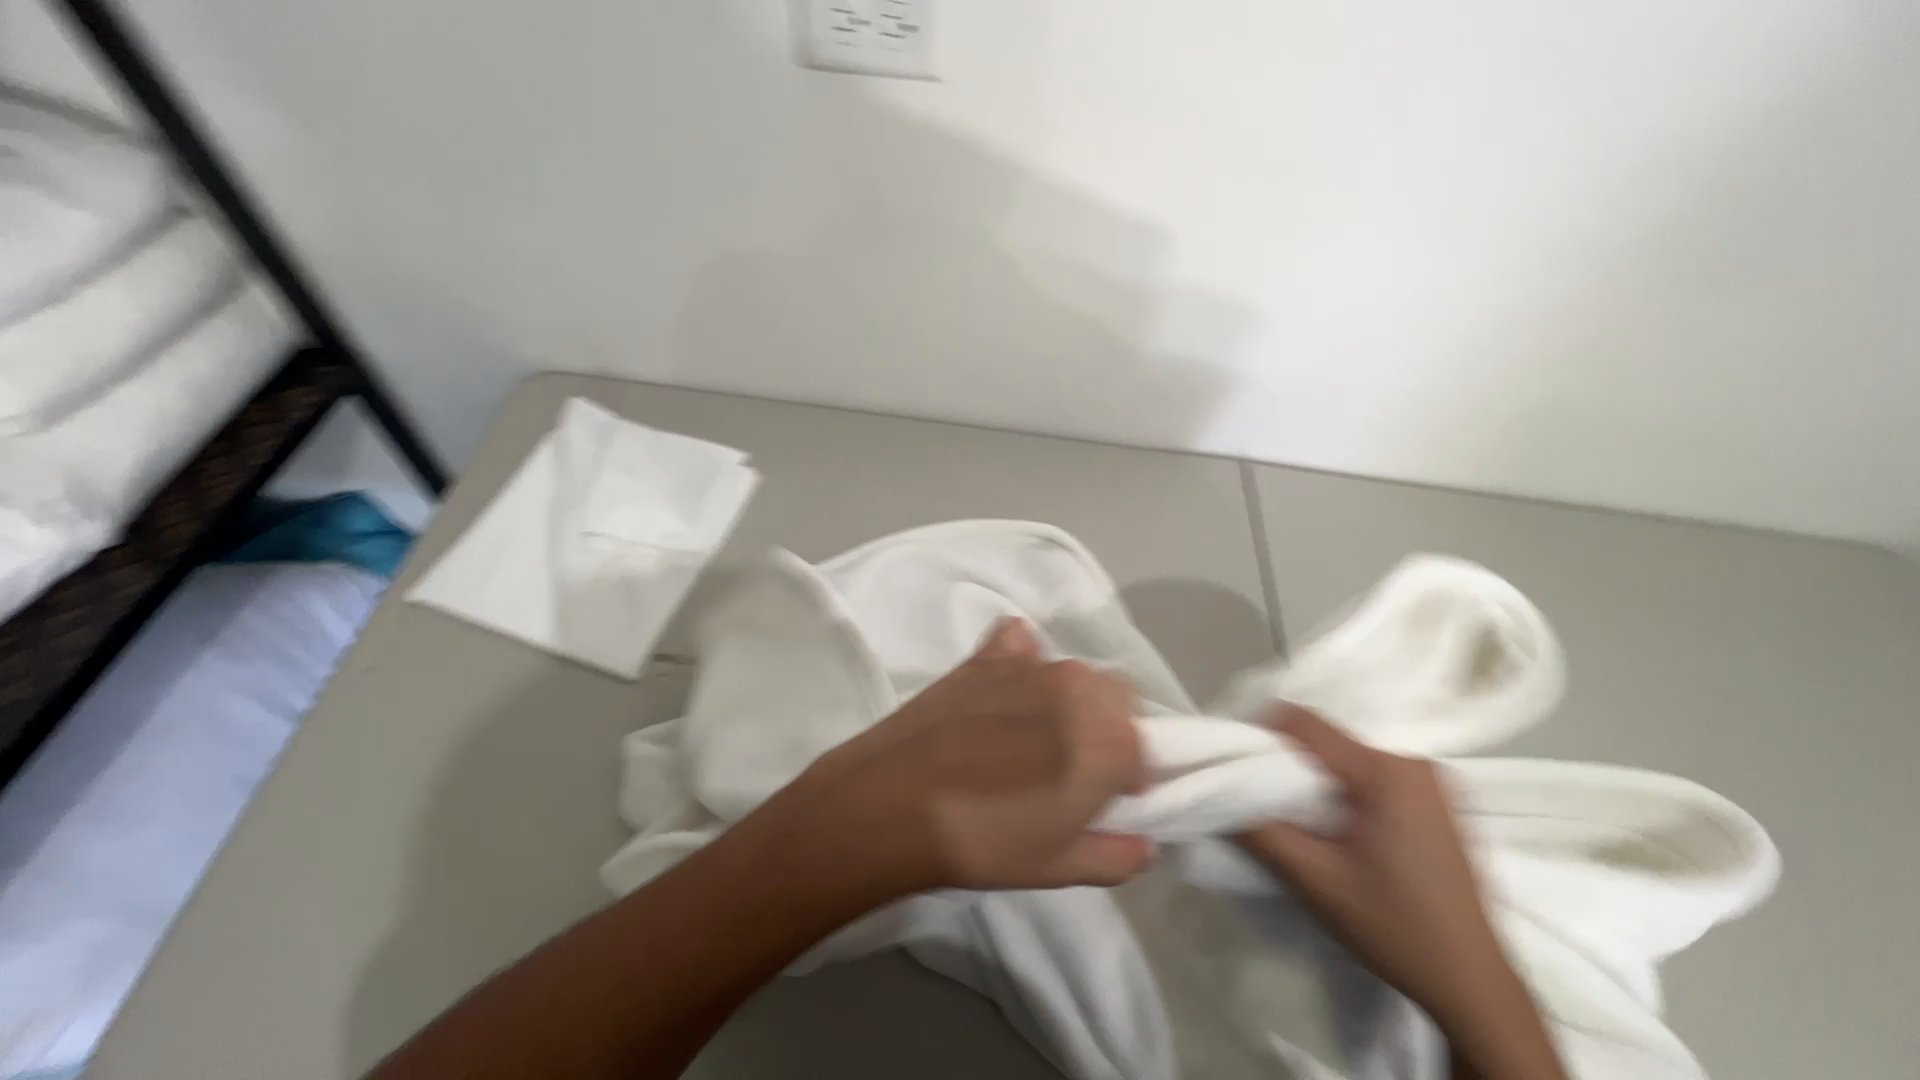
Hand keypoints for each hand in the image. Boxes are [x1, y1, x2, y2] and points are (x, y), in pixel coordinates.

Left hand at [781, 618, 1153, 897]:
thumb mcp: (1060, 867)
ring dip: (1066, 702)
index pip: (1145, 751)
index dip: (1128, 780)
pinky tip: (1000, 697)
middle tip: (1068, 773)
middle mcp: (1079, 687)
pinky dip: (1022, 662)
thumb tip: (1142, 842)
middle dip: (1106, 731)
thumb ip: (1117, 855)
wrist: (891, 804)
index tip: (1102, 803)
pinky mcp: (984, 655)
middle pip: (1116, 700)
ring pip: (1071, 676)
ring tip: (1027, 741)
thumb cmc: (985, 841)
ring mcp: (1029, 664)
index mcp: (1110, 738)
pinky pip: (1020, 645)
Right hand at [1235, 707, 1518, 1031]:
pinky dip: (1349, 797)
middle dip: (1290, 770)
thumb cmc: (1391, 926)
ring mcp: (1435, 783)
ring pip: (1349, 761)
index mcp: (1385, 771)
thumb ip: (1259, 831)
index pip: (1304, 723)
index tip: (1239, 772)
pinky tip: (1349, 841)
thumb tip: (1214, 793)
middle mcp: (1414, 763)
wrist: (1473, 982)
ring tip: (1310, 833)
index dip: (1260, 738)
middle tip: (1272, 813)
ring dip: (1320, 787)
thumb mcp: (1313, 880)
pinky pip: (1377, 779)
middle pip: (1327, 743)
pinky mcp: (1442, 804)